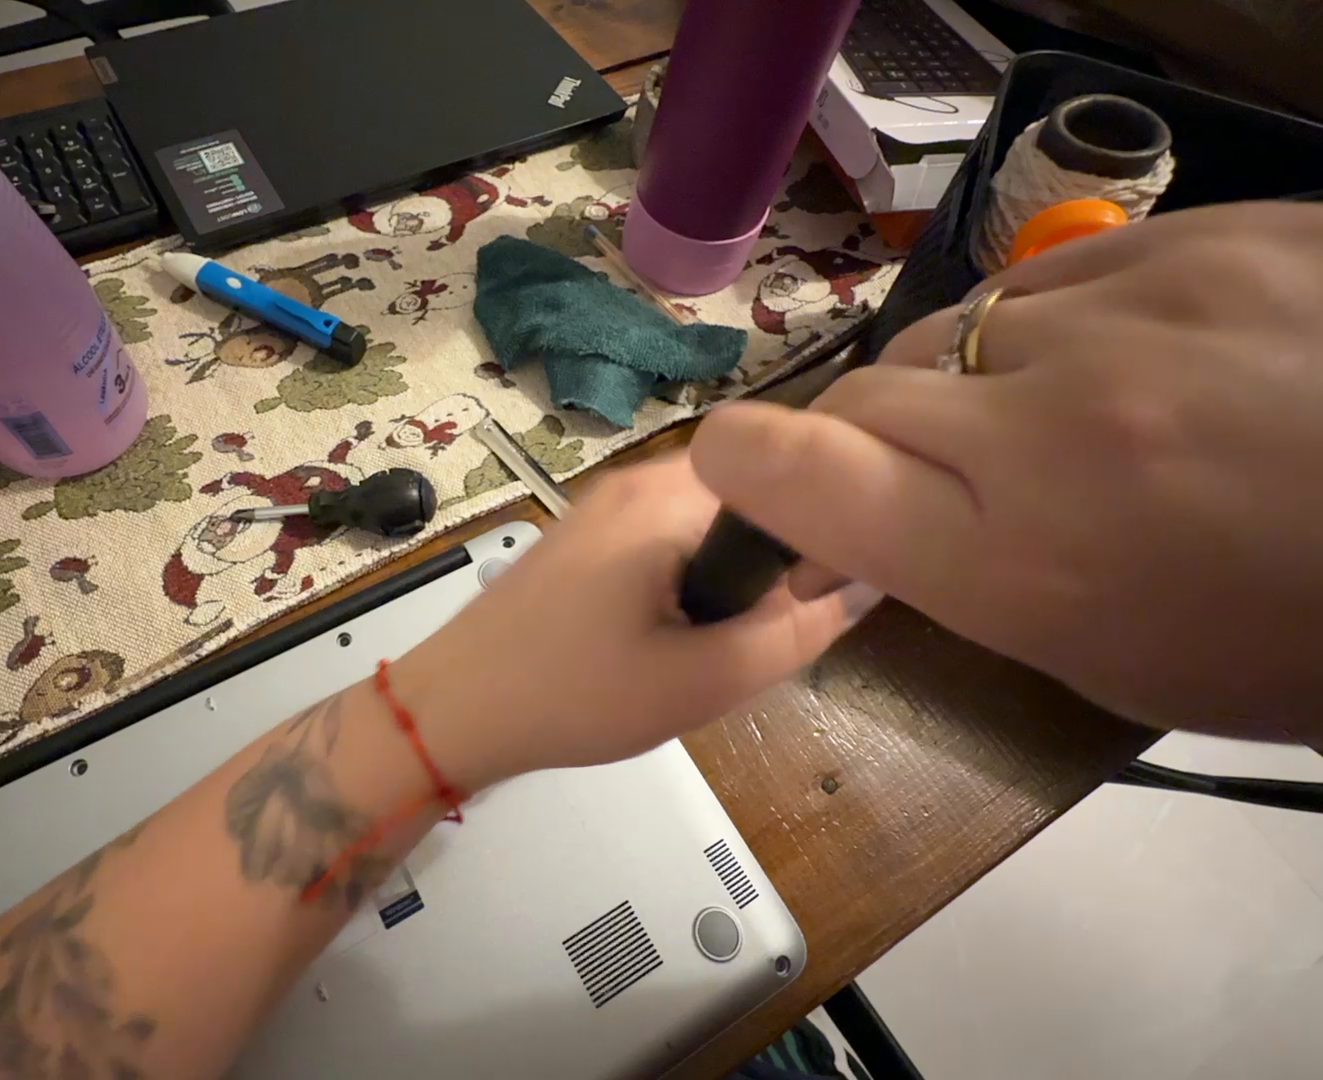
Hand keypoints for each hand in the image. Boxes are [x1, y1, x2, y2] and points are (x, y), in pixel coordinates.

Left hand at [393, 456, 870, 792]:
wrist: (456, 705)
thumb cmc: (576, 695)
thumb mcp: (704, 679)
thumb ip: (796, 631)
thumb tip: (866, 582)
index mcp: (670, 496)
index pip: (788, 481)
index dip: (819, 539)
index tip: (808, 603)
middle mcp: (636, 479)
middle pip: (749, 499)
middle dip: (765, 564)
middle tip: (745, 636)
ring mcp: (602, 501)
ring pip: (705, 520)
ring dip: (722, 574)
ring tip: (699, 642)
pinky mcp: (581, 531)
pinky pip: (661, 535)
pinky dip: (681, 574)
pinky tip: (657, 632)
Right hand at [690, 203, 1322, 749]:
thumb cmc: (1314, 639)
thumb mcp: (1099, 658)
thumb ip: (948, 571)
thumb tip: (855, 509)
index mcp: (1016, 558)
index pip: (792, 471)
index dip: (740, 464)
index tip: (739, 474)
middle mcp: (1046, 423)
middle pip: (855, 397)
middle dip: (867, 441)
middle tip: (941, 477)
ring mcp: (1128, 309)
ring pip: (946, 338)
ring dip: (967, 388)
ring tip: (1067, 421)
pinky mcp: (1203, 233)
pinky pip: (1045, 285)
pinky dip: (1053, 332)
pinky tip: (1141, 361)